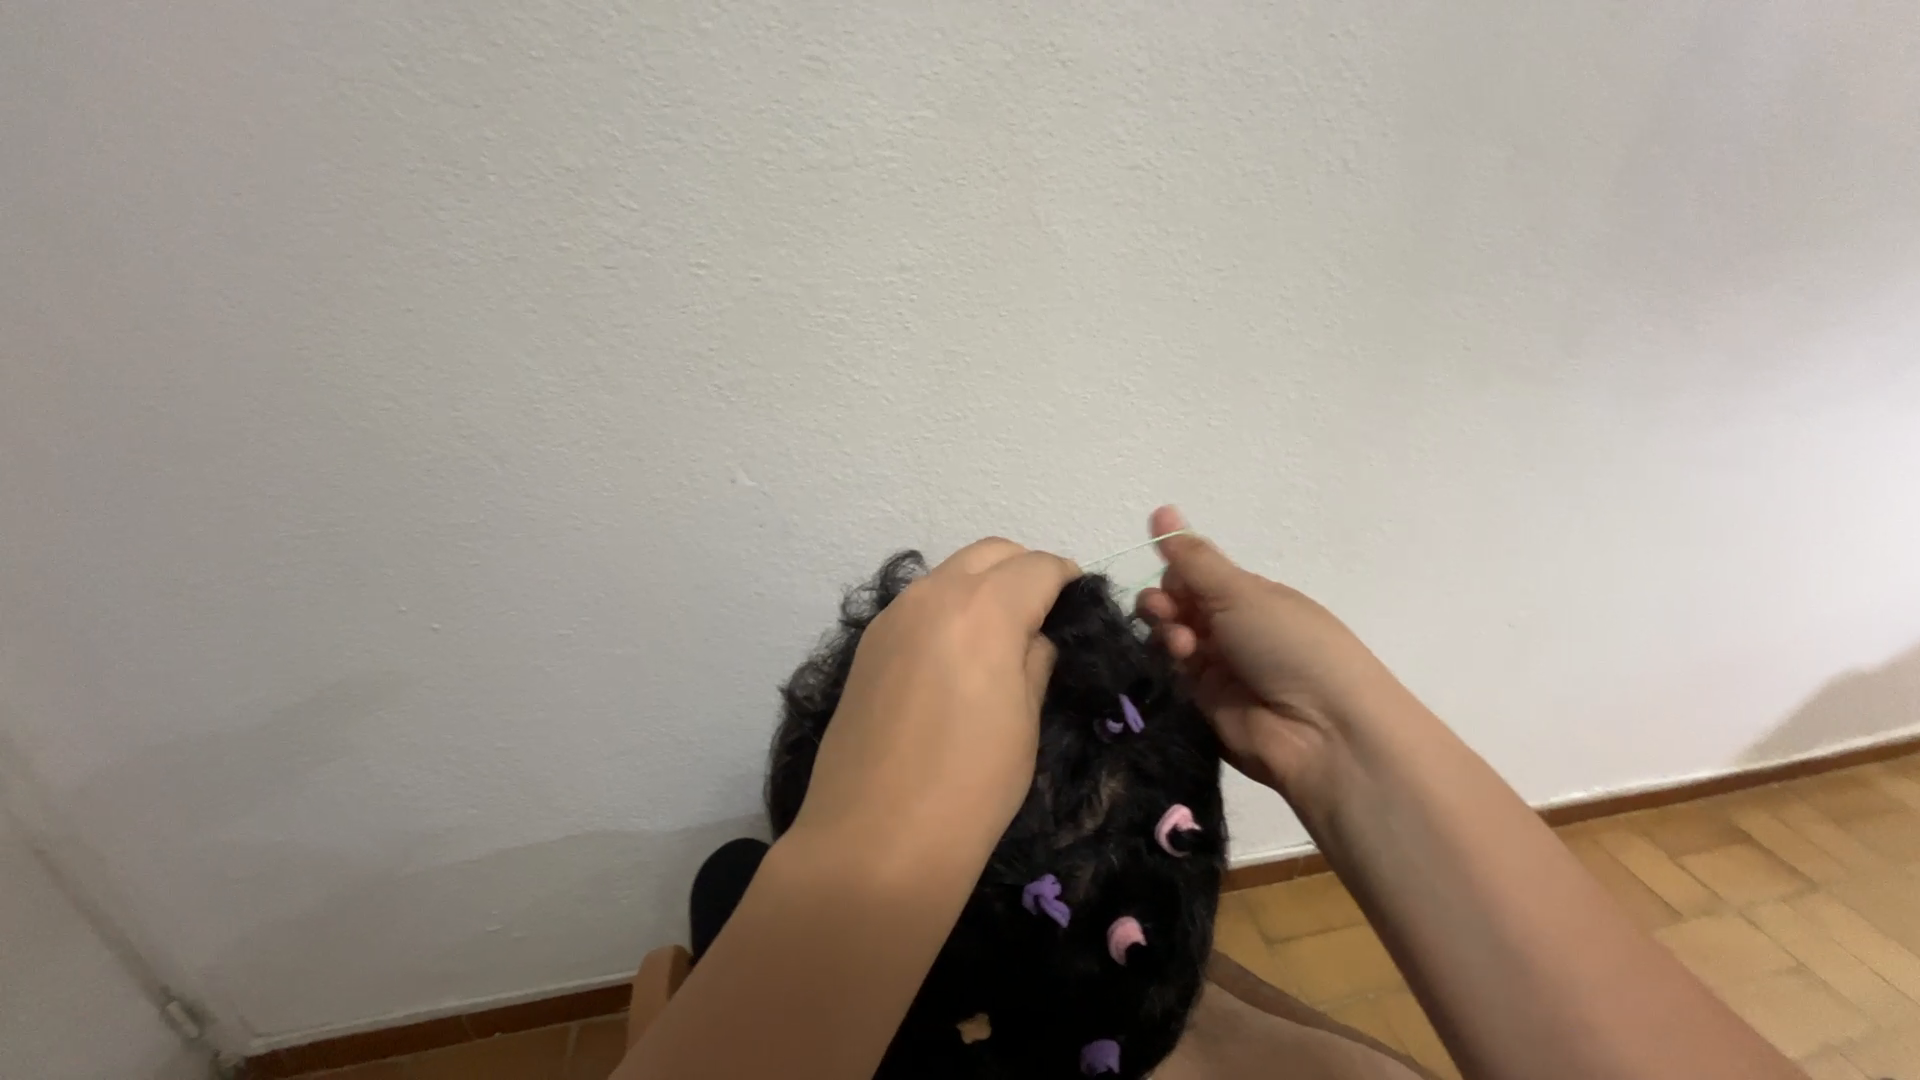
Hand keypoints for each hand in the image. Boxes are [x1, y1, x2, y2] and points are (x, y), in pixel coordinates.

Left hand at [791, 537, 1078, 866]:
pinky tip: (954, 656)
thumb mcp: (1025, 720)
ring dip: (982, 586)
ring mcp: (892, 617)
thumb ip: (1034, 660)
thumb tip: (1033, 637)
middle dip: (1024, 570)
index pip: (1037, 566)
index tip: (1079, 601)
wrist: (875, 839)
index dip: (1066, 578)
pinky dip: (946, 609)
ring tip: (999, 636)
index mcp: (983, 608)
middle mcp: (932, 594)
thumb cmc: (971, 785)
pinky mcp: (867, 645)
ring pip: (948, 573)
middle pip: (990, 553)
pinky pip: (918, 604)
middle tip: (1043, 613)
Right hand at [1135, 507, 1407, 802]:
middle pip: (1176, 609)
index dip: (1174, 574)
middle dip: (1162, 604)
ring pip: (1168, 642)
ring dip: (1166, 633)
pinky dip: (1166, 666)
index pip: (1194, 577)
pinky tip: (1177, 663)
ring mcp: (1217, 671)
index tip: (1167, 574)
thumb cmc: (1290, 646)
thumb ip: (1193, 558)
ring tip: (1181, 644)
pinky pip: (1169, 678)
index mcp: (1249, 598)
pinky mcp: (1201, 707)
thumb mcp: (1241, 592)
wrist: (1322, 732)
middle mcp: (1231, 631)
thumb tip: (1161, 508)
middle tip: (1165, 613)